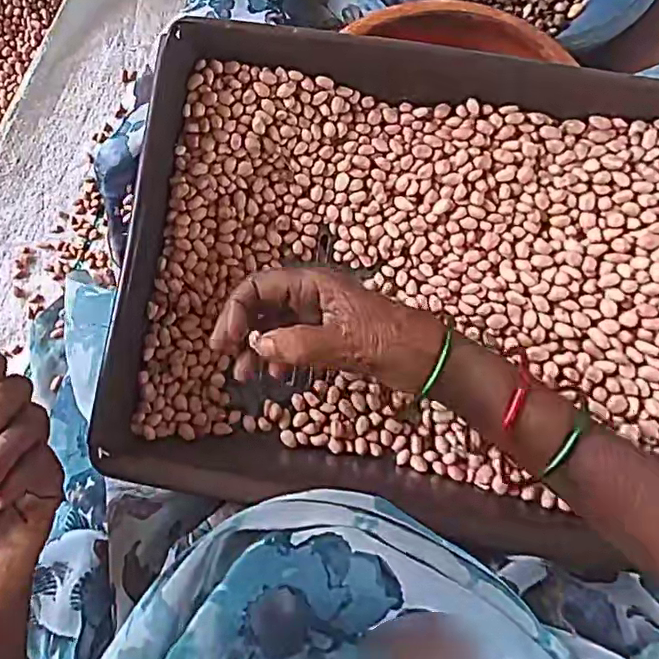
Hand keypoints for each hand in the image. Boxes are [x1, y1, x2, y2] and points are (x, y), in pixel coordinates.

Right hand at [209, 267, 444, 394]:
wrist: (435, 361)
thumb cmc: (396, 343)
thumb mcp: (347, 344)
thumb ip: (300, 344)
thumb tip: (259, 346)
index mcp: (314, 284)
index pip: (259, 287)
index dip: (237, 310)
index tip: (228, 340)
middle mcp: (311, 295)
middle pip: (261, 305)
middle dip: (241, 329)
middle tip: (224, 355)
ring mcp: (318, 316)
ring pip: (273, 325)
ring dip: (255, 347)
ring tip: (244, 374)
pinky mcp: (326, 336)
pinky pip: (290, 341)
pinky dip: (277, 356)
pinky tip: (275, 374)